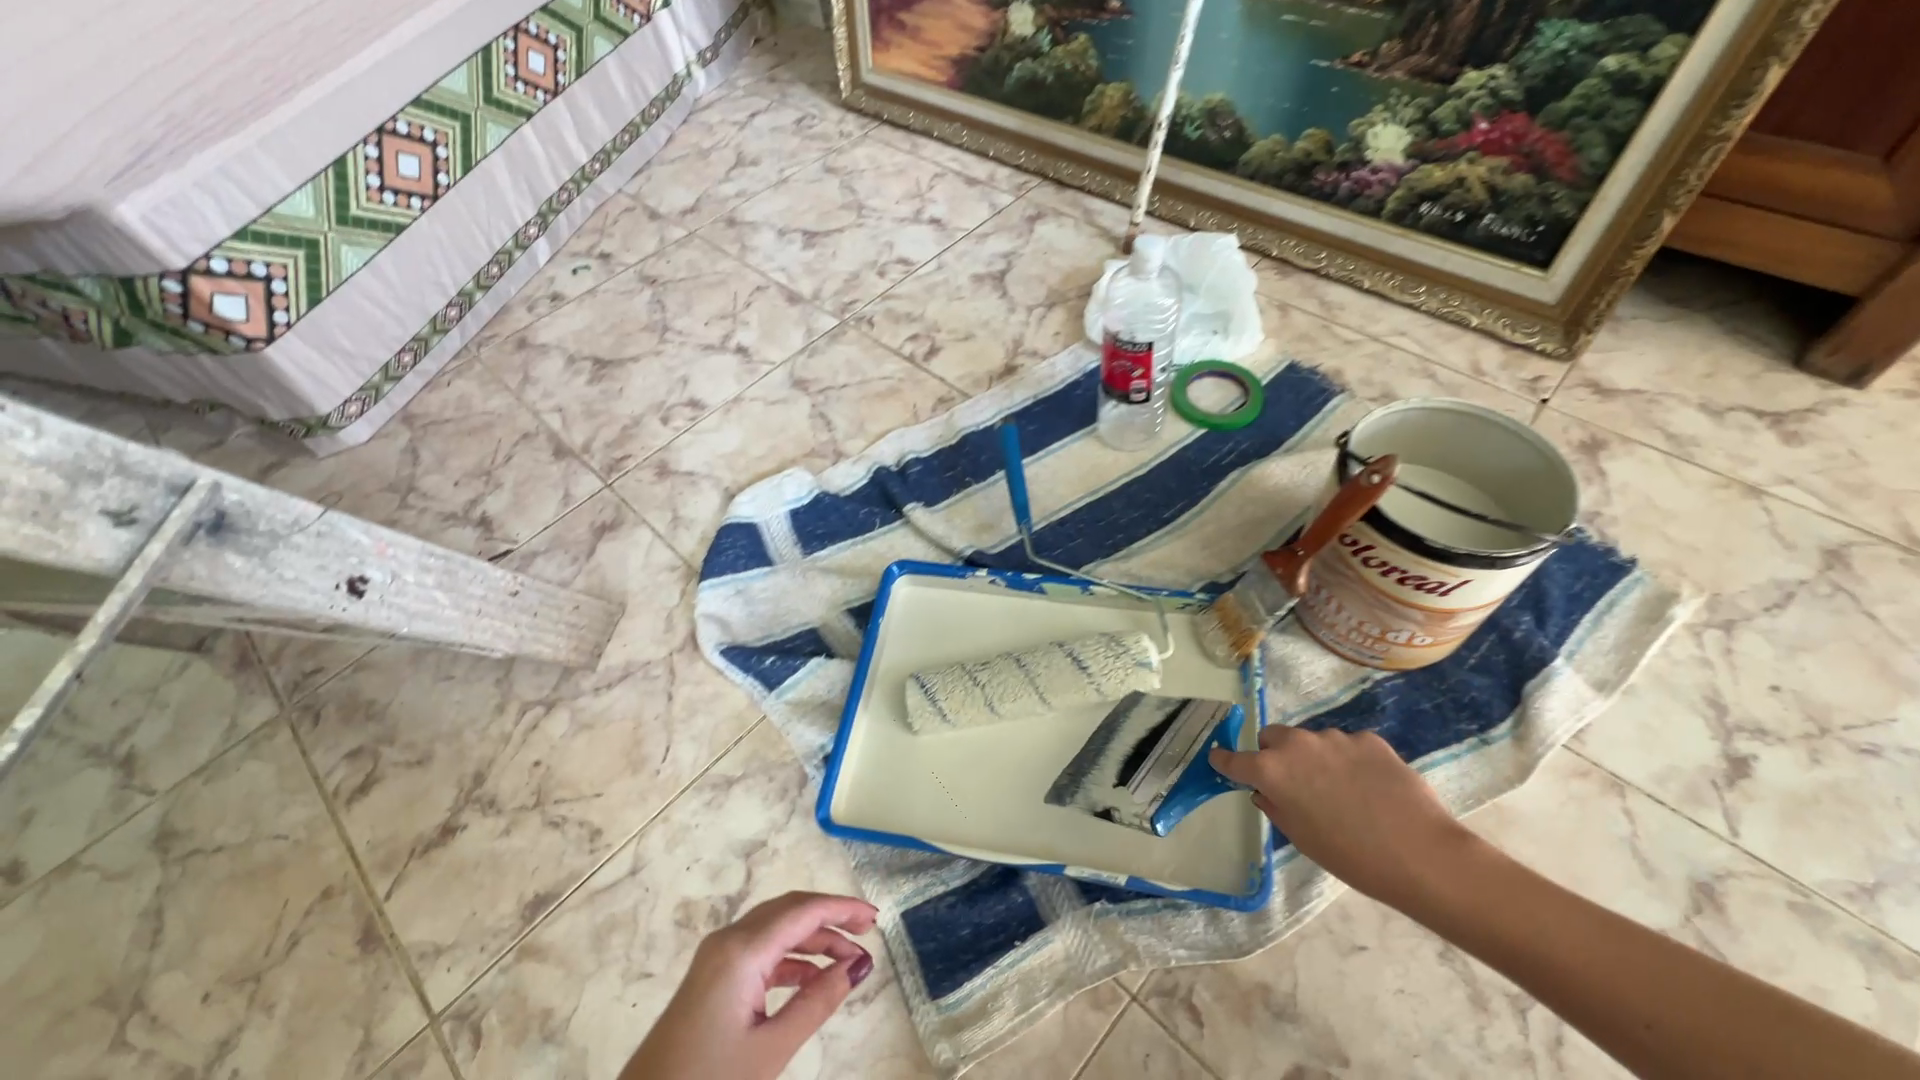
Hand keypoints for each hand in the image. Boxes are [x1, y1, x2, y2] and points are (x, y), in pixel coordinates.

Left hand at [620, 891, 878, 1079]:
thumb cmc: (712, 1076)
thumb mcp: (773, 1046)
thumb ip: (819, 1001)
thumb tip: (859, 966)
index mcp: (742, 950)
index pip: (802, 911)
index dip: (842, 908)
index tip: (875, 918)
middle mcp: (728, 940)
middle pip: (789, 912)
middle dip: (830, 919)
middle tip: (868, 934)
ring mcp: (717, 957)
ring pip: (775, 930)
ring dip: (813, 940)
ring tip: (849, 961)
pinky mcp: (713, 976)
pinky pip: (761, 951)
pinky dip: (792, 958)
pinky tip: (814, 978)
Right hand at [1209, 724, 1478, 908]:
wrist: (1419, 853)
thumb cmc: (1349, 856)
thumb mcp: (1300, 837)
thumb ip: (1275, 806)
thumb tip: (1266, 791)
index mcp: (1271, 771)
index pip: (1233, 759)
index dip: (1224, 761)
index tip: (1219, 760)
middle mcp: (1297, 746)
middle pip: (1272, 737)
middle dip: (1274, 754)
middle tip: (1291, 782)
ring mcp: (1335, 738)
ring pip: (1312, 741)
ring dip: (1314, 758)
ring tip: (1341, 791)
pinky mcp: (1369, 740)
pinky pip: (1347, 746)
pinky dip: (1348, 761)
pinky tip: (1369, 788)